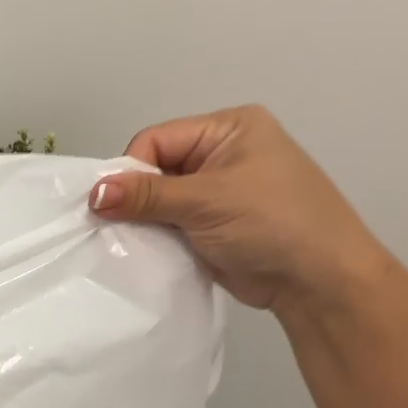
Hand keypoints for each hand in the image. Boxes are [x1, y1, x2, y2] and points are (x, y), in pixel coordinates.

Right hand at [88, 105, 398, 323]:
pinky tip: (141, 252)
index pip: (155, 140)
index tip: (115, 205)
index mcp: (227, 130)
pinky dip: (149, 237)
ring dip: (139, 222)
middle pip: (151, 169)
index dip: (131, 171)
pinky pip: (162, 224)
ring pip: (153, 201)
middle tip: (119, 228)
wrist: (313, 277)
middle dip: (132, 198)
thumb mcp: (206, 200)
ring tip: (130, 242)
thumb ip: (147, 195)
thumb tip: (93, 194)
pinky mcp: (203, 225)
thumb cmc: (273, 223)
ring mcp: (211, 192)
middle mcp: (217, 155)